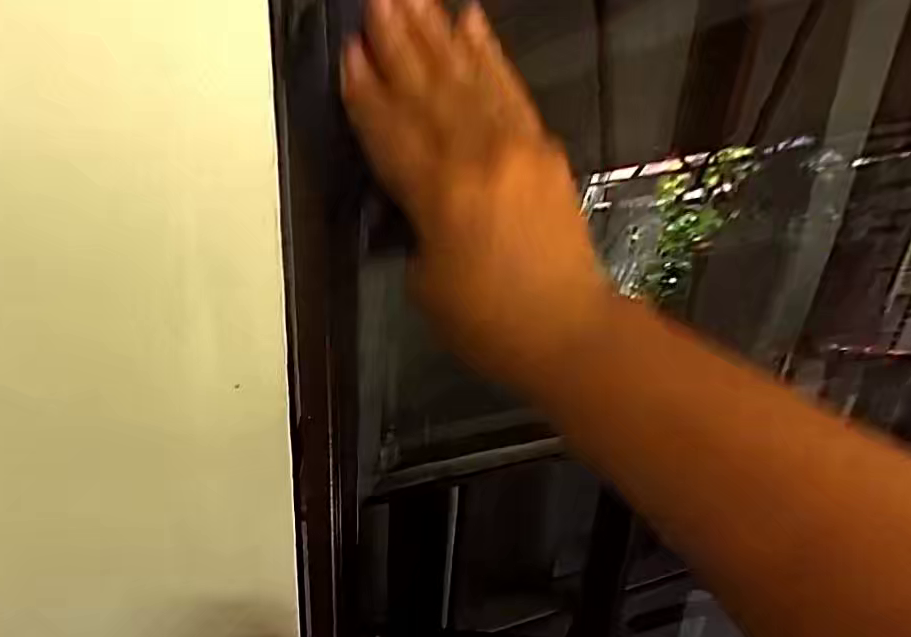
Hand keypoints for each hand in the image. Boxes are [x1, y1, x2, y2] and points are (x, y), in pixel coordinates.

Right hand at [341, 0, 616, 372]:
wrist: (564, 329)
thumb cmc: (484, 323)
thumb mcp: (425, 284)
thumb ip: (416, 229)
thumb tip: (417, 199)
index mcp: (440, 196)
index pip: (392, 135)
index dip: (366, 97)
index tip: (346, 56)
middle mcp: (479, 156)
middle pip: (428, 93)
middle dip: (397, 45)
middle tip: (374, 3)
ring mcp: (517, 145)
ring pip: (467, 79)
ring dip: (435, 36)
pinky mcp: (543, 147)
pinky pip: (509, 90)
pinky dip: (489, 54)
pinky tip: (471, 24)